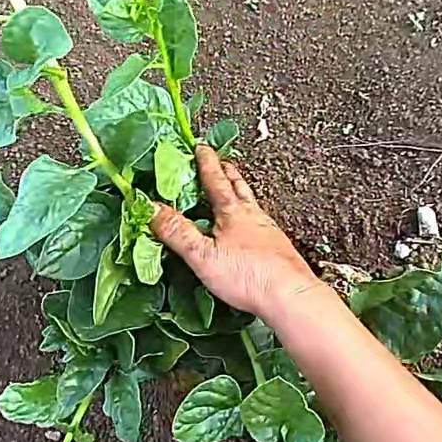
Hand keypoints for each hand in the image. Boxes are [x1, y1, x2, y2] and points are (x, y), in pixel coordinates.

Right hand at [151, 145, 324, 320]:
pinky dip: (253, 216)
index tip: (201, 147)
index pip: (216, 180)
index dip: (207, 163)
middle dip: (228, 172)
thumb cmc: (246, 275)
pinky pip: (262, 223)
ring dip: (242, 193)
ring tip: (237, 190)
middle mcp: (254, 216)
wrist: (290, 295)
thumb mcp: (202, 255)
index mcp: (233, 213)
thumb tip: (151, 207)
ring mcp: (269, 231)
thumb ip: (177, 232)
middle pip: (240, 187)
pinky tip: (252, 227)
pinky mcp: (279, 248)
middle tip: (222, 161)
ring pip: (253, 204)